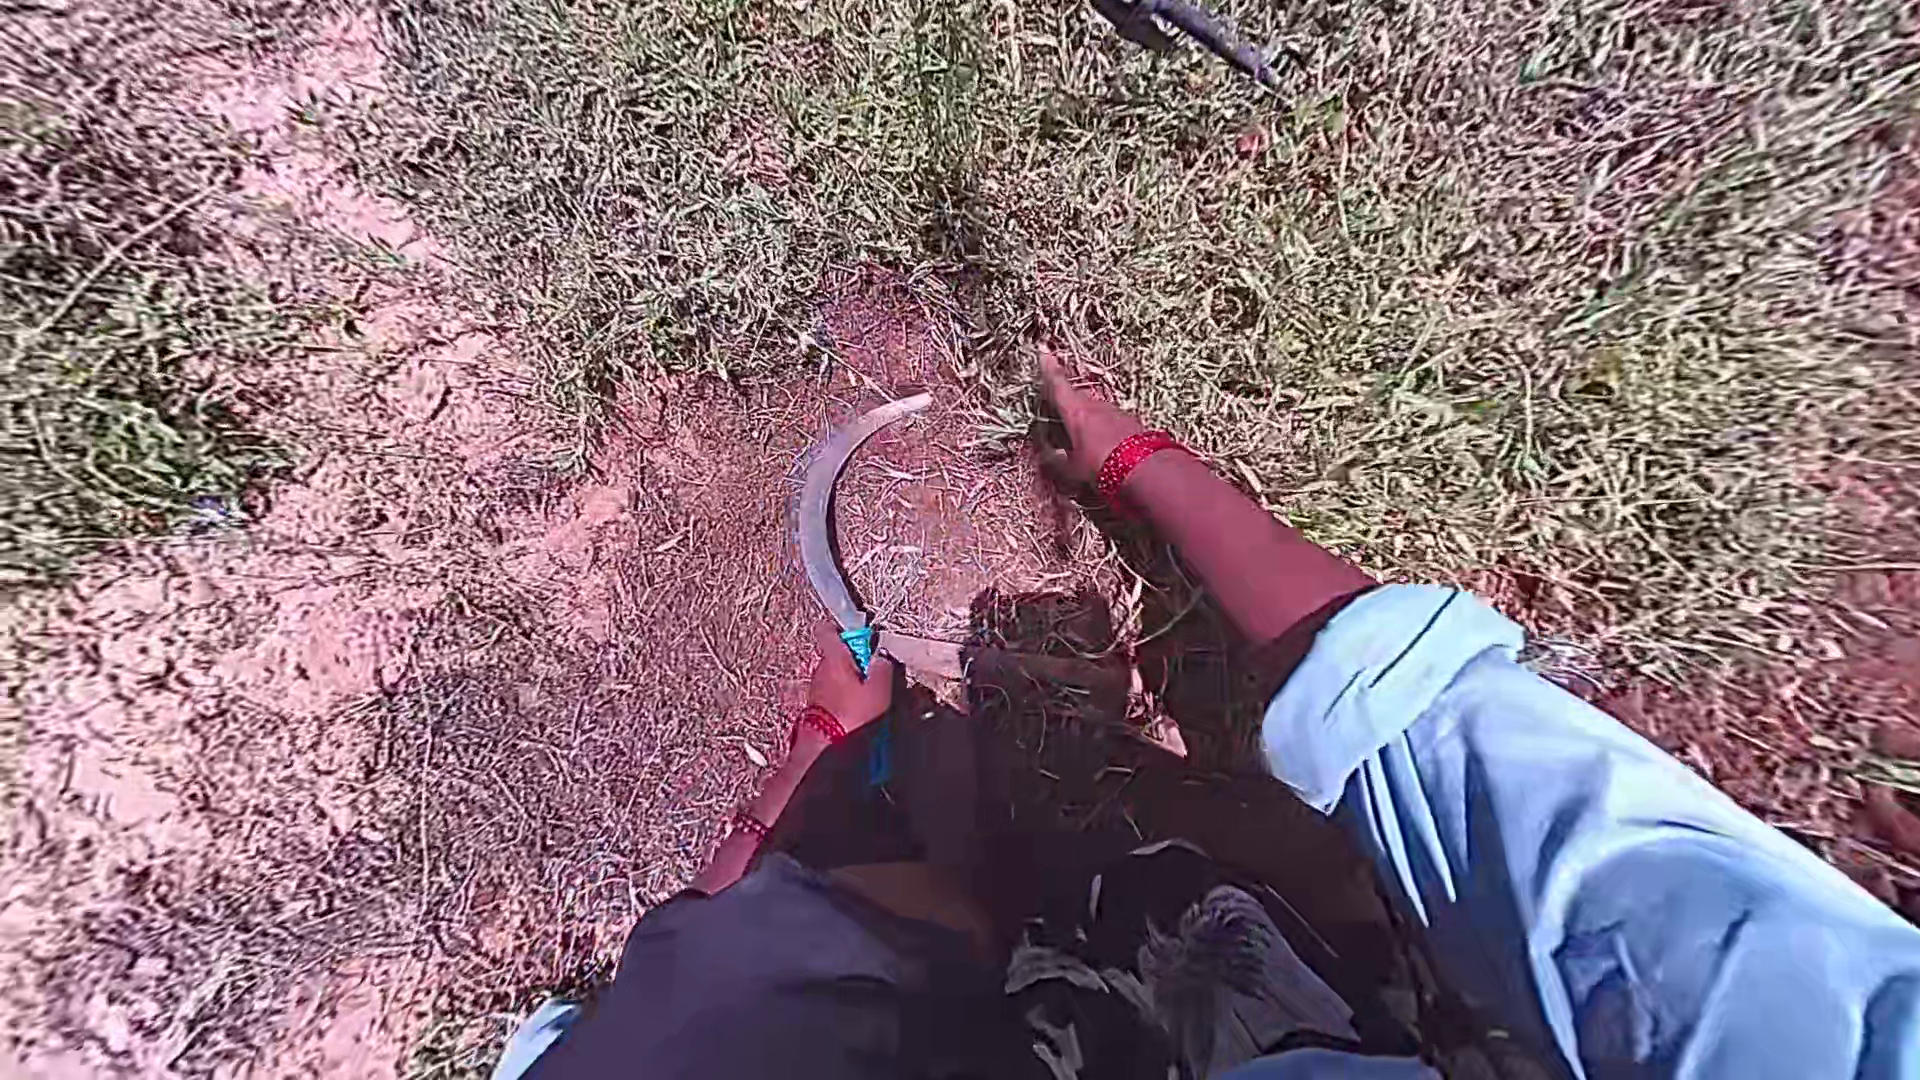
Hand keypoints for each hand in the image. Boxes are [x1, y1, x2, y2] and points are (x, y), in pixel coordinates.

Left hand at [806, 620, 894, 731]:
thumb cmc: (851, 717)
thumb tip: (881, 656)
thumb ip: (882, 668)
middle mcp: (820, 670)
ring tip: (869, 696)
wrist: (825, 751)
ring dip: (851, 680)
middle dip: (855, 659)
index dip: (843, 628)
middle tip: (874, 672)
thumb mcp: (878, 689)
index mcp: (833, 659)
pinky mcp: (816, 708)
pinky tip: (858, 711)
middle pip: (836, 654)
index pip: (828, 630)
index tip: (861, 635)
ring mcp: (816, 690)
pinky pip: (833, 693)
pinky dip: (845, 697)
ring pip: (835, 674)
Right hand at [1037, 348, 1145, 486]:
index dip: (1049, 370)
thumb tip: (1048, 456)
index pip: (1058, 385)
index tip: (1045, 352)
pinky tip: (1103, 444)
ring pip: (1094, 409)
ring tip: (1080, 435)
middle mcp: (1096, 407)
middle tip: (1058, 408)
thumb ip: (1057, 460)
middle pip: (1076, 397)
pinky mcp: (1130, 422)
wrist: (1145, 469)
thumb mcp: (1072, 468)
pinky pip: (1110, 420)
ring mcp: (1115, 412)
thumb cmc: (1103, 466)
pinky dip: (1102, 427)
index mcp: (1076, 412)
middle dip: (1067, 401)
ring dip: (1086, 418)